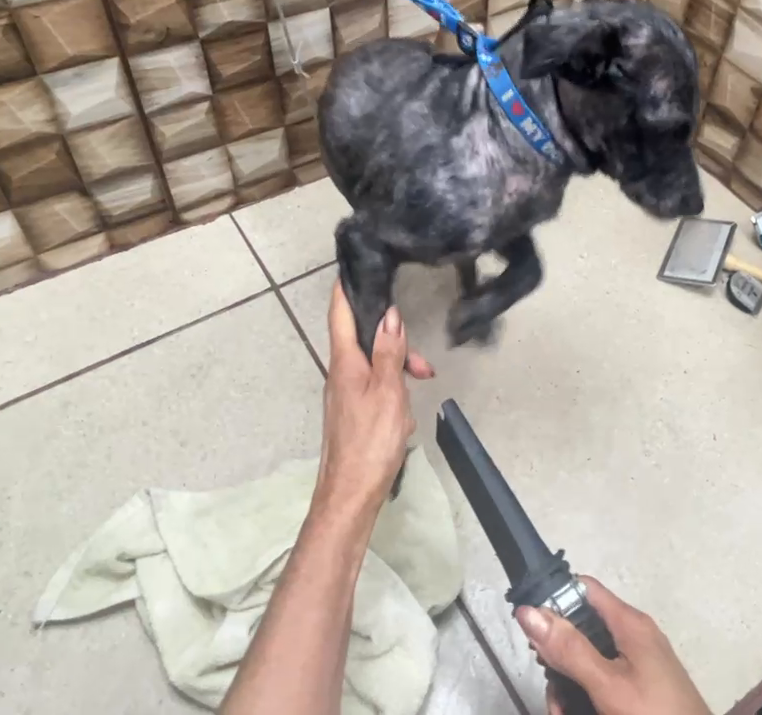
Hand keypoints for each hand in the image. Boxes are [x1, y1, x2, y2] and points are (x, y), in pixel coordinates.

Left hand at [314, 282, 434, 524]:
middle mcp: (340, 373)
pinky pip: (374, 386)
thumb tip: (389, 315)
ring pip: (373, 365)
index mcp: (344, 362)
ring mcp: (344, 394)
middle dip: (394, 342)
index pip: (340, 314)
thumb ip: (389, 353)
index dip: (346, 288)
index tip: (352, 265)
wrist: (350, 495)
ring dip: (398, 370)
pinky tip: (406, 413)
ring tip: (420, 391)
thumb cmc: (371, 441)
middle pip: (364, 340)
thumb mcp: (388, 392)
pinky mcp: (352, 412)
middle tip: (422, 365)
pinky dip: (393, 390)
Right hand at [516, 578, 709, 714]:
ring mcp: (638, 662)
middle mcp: (633, 634)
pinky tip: (576, 713)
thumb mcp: (607, 685)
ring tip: (562, 712)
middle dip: (558, 659)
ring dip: (568, 686)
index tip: (530, 629)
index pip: (582, 587)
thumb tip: (528, 609)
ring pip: (588, 660)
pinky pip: (603, 679)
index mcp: (628, 622)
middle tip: (552, 692)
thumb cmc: (654, 714)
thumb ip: (569, 649)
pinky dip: (586, 696)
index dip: (553, 599)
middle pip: (581, 629)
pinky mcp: (641, 685)